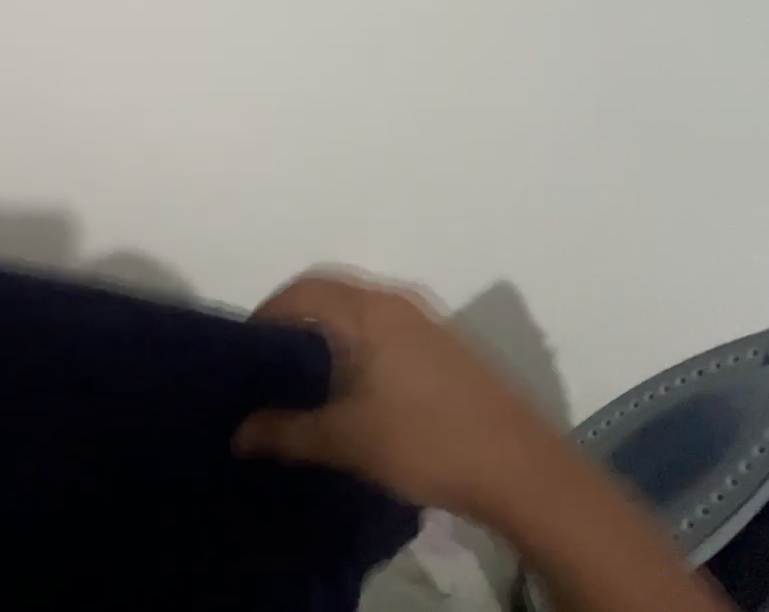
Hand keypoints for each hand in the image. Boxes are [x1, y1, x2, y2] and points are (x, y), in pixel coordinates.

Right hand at [233, 270, 560, 519]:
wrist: (531, 476)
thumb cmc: (427, 442)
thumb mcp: (345, 440)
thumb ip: (285, 432)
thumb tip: (237, 435)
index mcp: (367, 309)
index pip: (299, 291)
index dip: (266, 314)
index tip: (249, 350)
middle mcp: (397, 300)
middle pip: (328, 291)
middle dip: (294, 317)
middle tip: (272, 359)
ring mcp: (429, 321)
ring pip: (360, 308)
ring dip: (329, 329)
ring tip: (310, 374)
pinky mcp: (450, 346)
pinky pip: (386, 325)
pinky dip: (359, 340)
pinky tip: (359, 385)